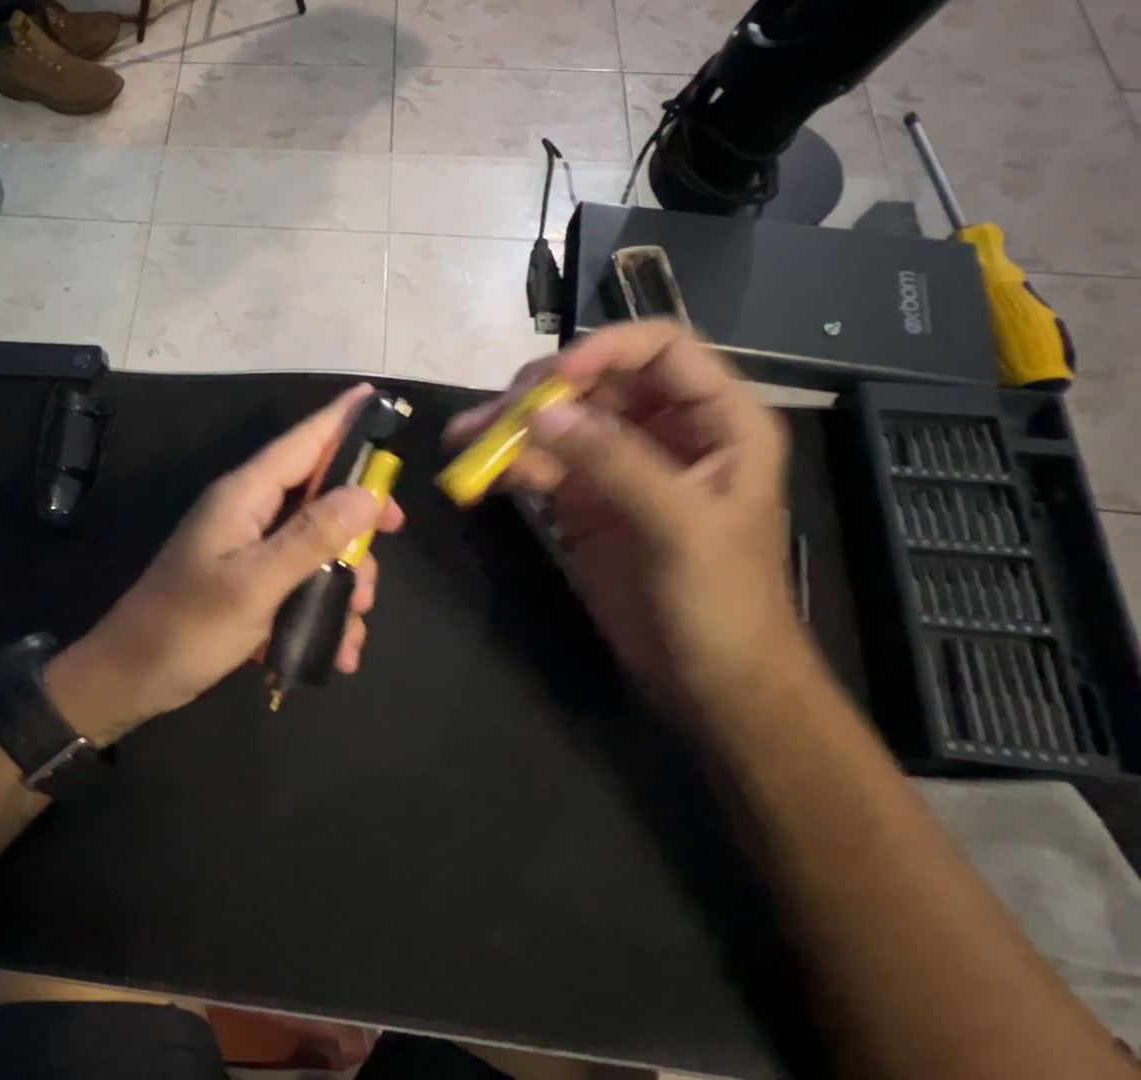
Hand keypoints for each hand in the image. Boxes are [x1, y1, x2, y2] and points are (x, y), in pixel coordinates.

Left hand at [48, 384, 404, 744]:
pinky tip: (335, 651)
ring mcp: (248, 552)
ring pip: (318, 549)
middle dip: (358, 532)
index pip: (302, 443)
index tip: (383, 396)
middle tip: (382, 558)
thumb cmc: (186, 628)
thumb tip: (368, 493)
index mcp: (243, 497)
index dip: (343, 420)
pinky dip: (322, 615)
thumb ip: (310, 538)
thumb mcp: (254, 584)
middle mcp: (248, 515)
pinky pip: (301, 587)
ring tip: (350, 630)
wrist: (131, 679)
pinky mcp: (250, 587)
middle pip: (321, 499)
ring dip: (342, 586)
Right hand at [443, 320, 806, 714]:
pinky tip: (473, 477)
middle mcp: (665, 432)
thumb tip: (540, 415)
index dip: (604, 350)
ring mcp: (618, 469)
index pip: (660, 350)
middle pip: (595, 384)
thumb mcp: (680, 526)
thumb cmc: (722, 600)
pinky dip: (505, 468)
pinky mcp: (582, 505)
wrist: (711, 680)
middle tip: (493, 415)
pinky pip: (539, 469)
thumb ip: (614, 464)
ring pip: (558, 426)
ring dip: (509, 429)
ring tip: (461, 439)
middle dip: (540, 394)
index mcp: (717, 421)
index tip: (550, 381)